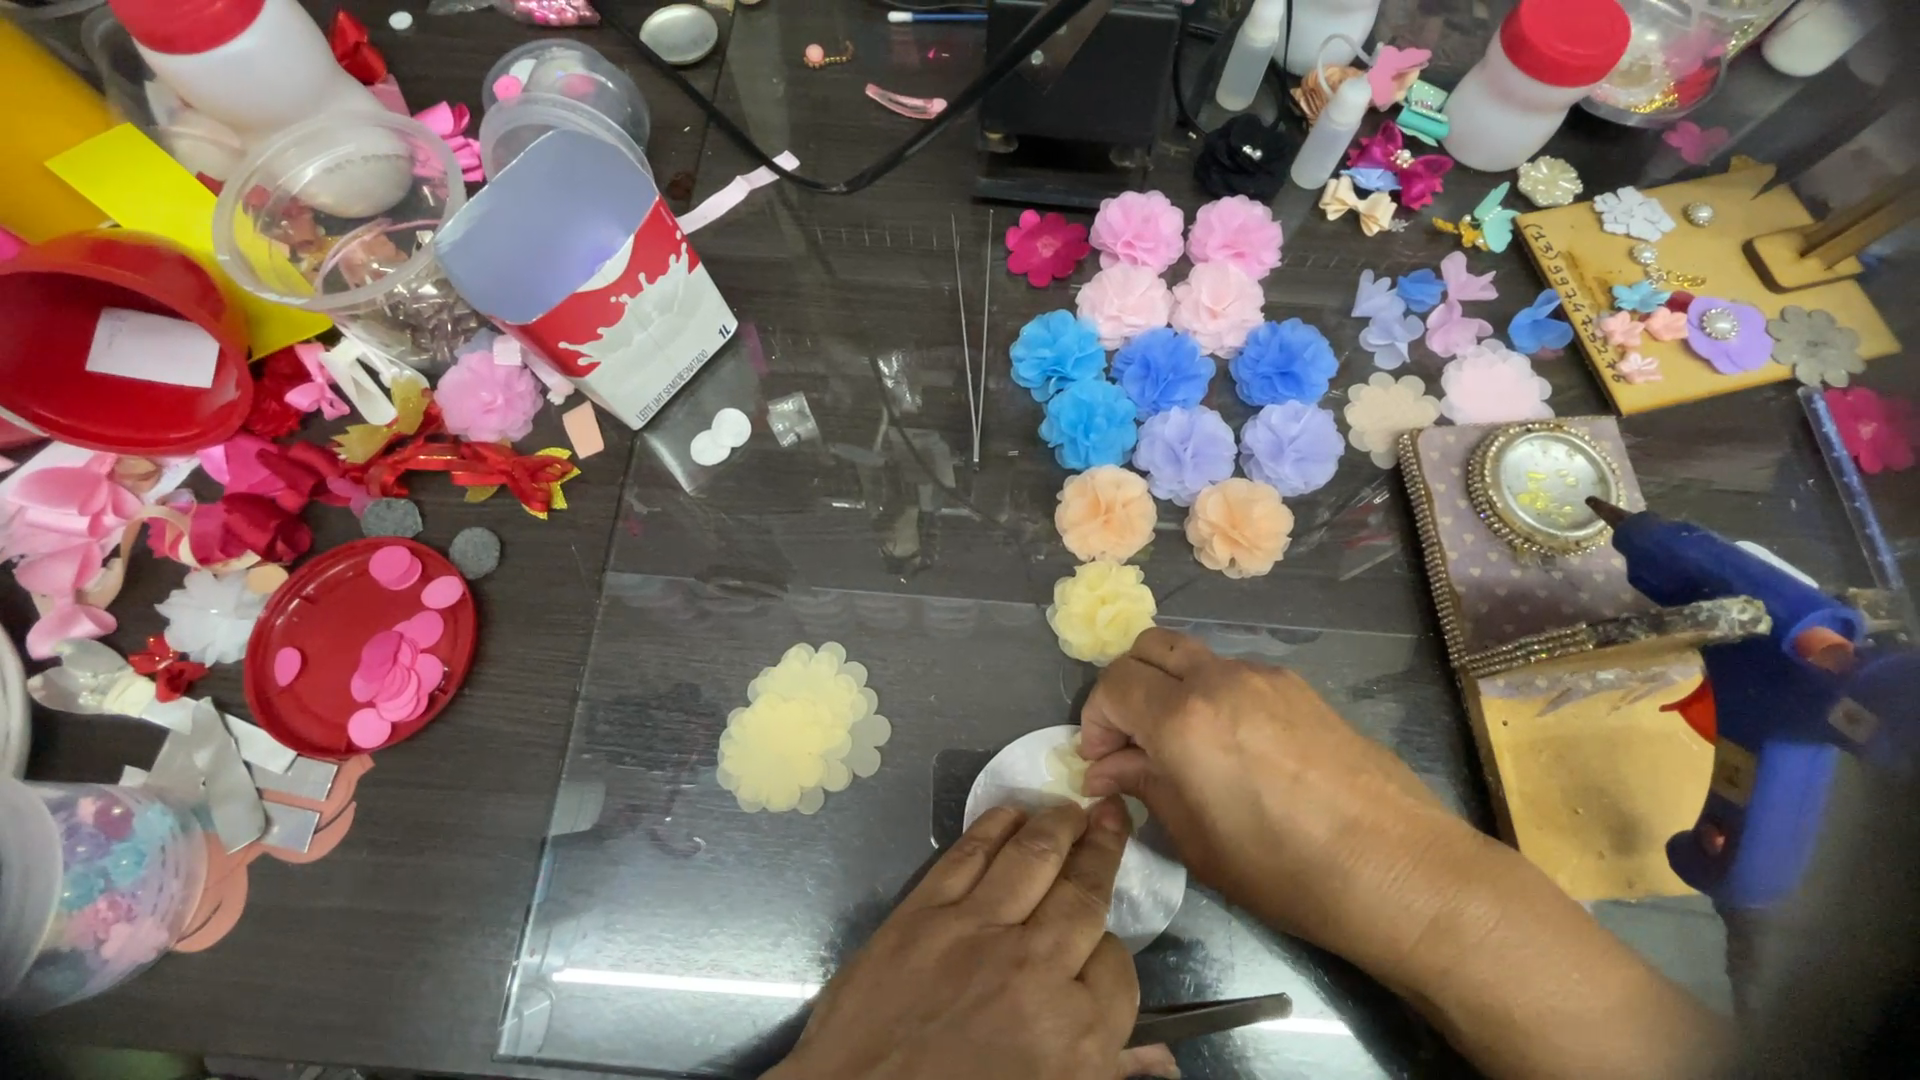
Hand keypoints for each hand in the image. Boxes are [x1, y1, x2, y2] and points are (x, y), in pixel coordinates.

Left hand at [768, 801, 1163, 1079]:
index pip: (1117, 967)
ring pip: (1032, 859)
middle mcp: (1034, 968)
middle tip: (1113, 814)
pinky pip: (969, 855)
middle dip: (1103, 850)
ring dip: (1058, 825)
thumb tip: (1165, 1061)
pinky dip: (995, 825)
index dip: (1114, 951)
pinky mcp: (922, 912)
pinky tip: (1012, 812)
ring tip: (1073, 807)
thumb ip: (1109, 1074)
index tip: (1102, 943)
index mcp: (1075, 1033)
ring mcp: (975, 931)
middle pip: (1082, 895)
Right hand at [1078, 628, 1464, 971]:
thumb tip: (1107, 770)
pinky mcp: (1298, 687)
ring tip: (1179, 743)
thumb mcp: (1197, 840)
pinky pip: (1233, 673)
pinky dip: (1210, 694)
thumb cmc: (1286, 870)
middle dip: (1125, 687)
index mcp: (1184, 719)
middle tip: (1129, 739)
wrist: (1401, 870)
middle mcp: (1219, 680)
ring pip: (1192, 655)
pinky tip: (1230, 745)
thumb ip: (1145, 786)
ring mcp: (1264, 677)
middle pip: (1148, 648)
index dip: (1095, 719)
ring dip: (1169, 687)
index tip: (1100, 761)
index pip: (1114, 684)